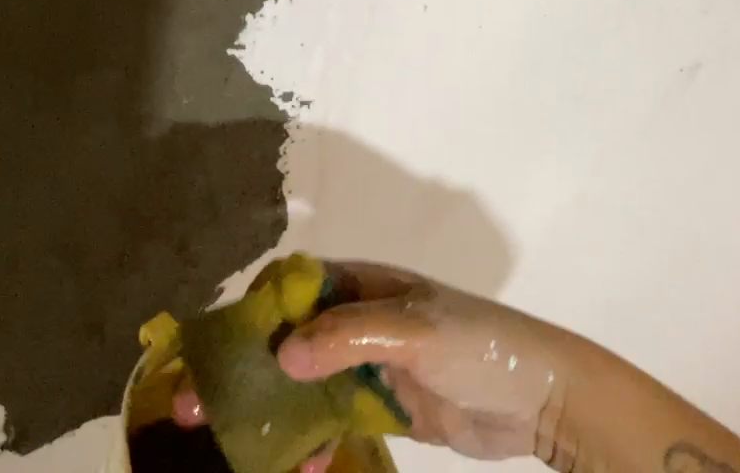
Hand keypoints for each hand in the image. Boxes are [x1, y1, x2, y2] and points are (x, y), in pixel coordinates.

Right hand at [173, 260, 566, 470]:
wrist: (545, 401)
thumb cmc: (477, 343)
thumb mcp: (413, 329)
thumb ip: (347, 335)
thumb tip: (282, 354)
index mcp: (358, 284)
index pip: (289, 286)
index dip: (250, 309)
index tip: (215, 342)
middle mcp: (352, 319)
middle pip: (285, 336)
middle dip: (243, 365)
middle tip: (195, 398)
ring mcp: (363, 365)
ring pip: (301, 383)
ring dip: (268, 407)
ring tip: (230, 438)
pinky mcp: (379, 407)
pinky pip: (330, 420)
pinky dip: (310, 440)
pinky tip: (299, 465)